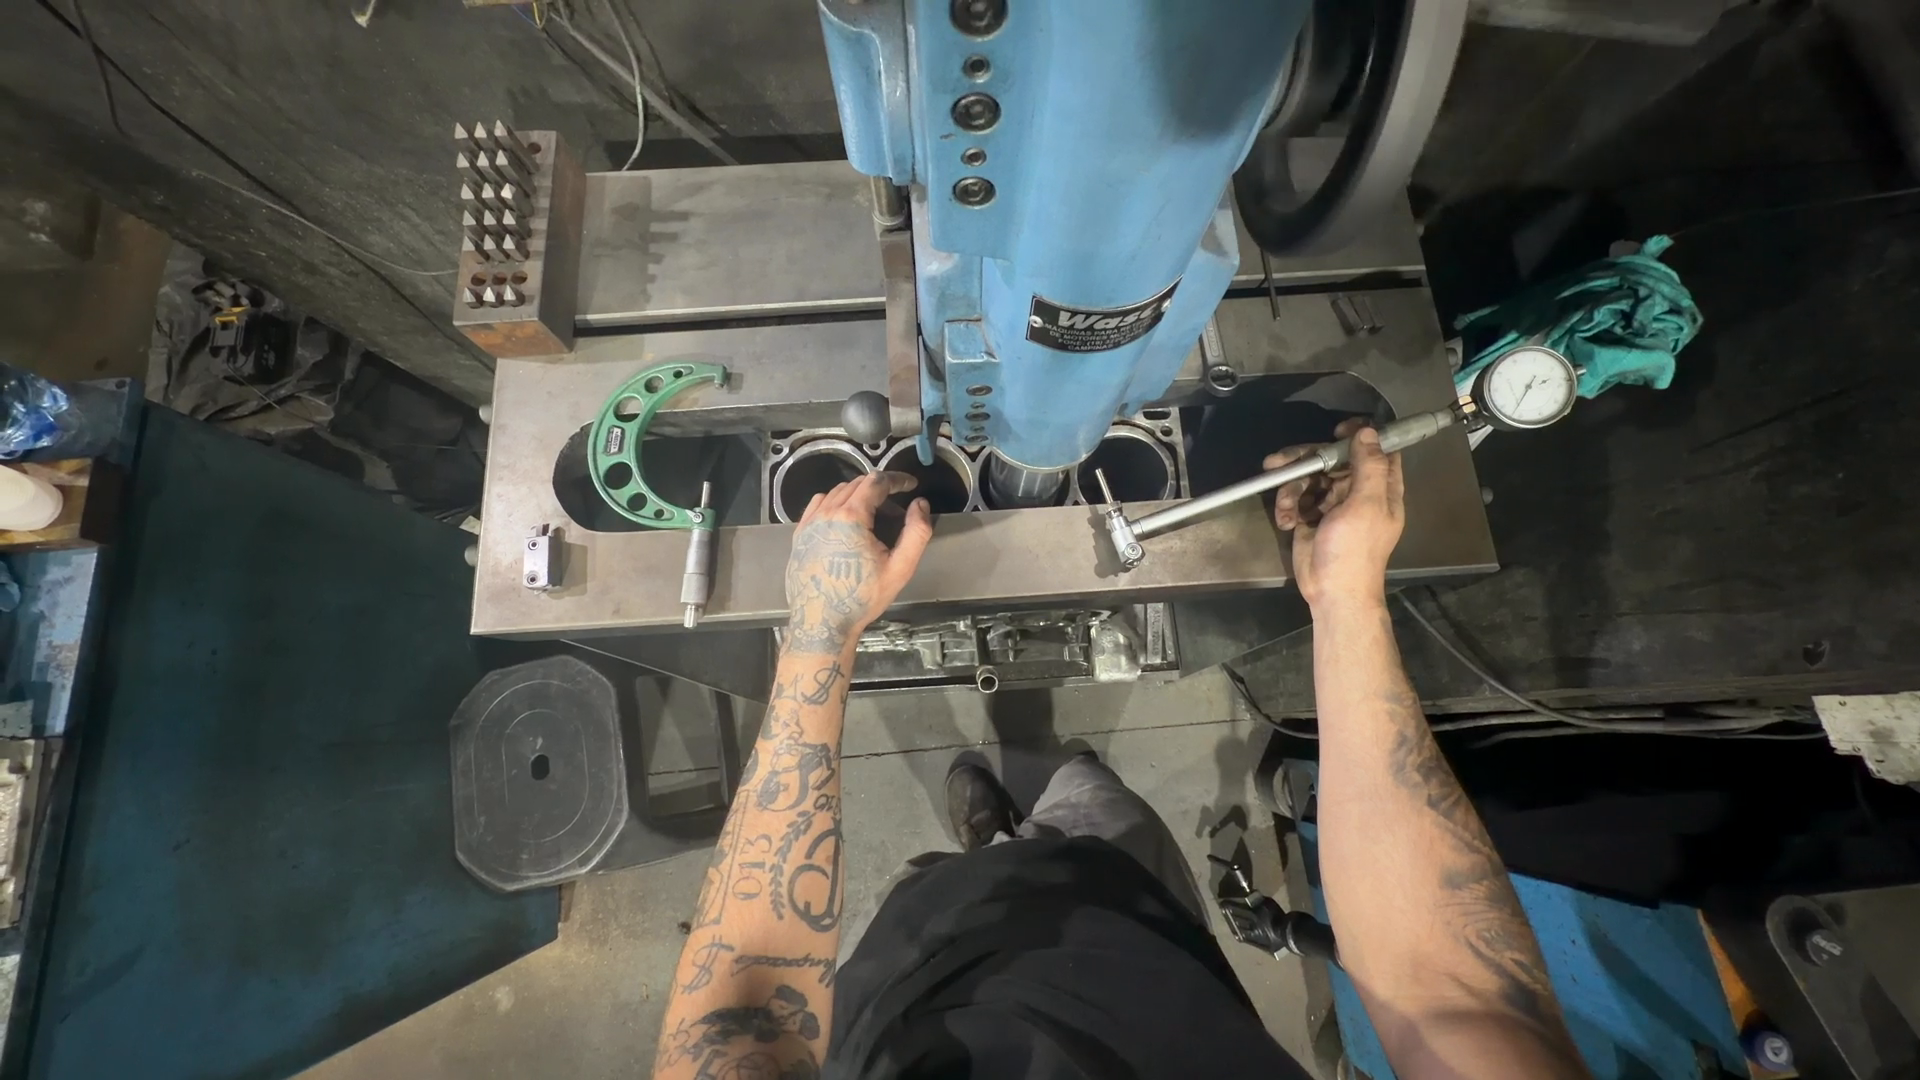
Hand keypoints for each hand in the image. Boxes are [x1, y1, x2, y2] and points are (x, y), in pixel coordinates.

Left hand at [783, 472, 932, 655]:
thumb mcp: (900, 568)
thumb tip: (920, 505)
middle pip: (856, 484)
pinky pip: (818, 505)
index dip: (897, 479)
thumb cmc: (861, 598)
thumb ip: (916, 533)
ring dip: (858, 495)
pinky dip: (835, 503)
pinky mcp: (799, 534)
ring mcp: (809, 523)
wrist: (822, 622)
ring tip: (873, 514)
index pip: (876, 482)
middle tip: (895, 507)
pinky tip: (844, 520)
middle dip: (879, 488)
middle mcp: (826, 513)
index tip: (910, 485)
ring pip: (836, 493)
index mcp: (851, 517)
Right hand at [1266, 417, 1403, 609]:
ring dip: (1291, 490)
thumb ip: (1369, 467)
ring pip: (1309, 479)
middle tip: (1280, 461)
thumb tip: (1369, 432)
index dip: (1361, 435)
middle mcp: (1357, 491)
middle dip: (1306, 461)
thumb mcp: (1366, 504)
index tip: (1338, 430)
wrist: (1332, 589)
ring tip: (1286, 509)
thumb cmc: (1355, 549)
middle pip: (1332, 460)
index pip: (1377, 450)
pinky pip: (1295, 500)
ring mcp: (1332, 504)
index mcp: (1380, 487)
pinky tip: (1287, 522)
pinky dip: (1287, 508)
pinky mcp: (1310, 517)